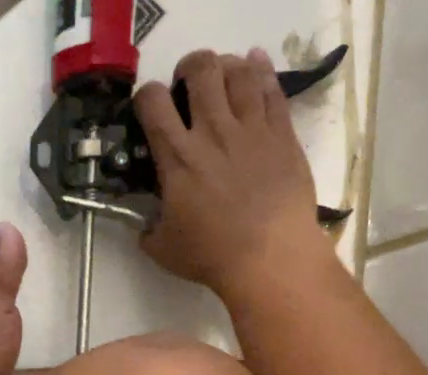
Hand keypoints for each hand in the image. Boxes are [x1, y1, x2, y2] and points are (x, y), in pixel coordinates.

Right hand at [134, 48, 328, 296]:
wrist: (268, 256)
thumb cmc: (211, 255)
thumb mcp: (163, 248)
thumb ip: (149, 229)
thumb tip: (145, 224)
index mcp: (177, 157)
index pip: (153, 102)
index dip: (146, 95)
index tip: (149, 107)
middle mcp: (213, 132)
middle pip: (201, 69)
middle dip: (190, 67)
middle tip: (188, 82)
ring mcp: (251, 129)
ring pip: (239, 71)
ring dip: (226, 65)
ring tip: (221, 76)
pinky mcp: (282, 133)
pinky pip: (272, 88)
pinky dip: (262, 71)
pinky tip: (255, 65)